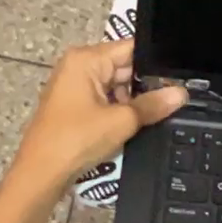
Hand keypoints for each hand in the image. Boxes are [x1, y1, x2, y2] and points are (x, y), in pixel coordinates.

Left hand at [7, 39, 187, 193]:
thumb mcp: (122, 121)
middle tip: (172, 100)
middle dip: (144, 85)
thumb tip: (181, 93)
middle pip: (123, 66)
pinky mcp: (72, 105)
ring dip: (131, 101)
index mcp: (86, 59)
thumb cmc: (77, 140)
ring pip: (115, 85)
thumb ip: (153, 104)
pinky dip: (118, 110)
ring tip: (155, 115)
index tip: (180, 78)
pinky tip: (133, 124)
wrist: (41, 173)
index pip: (130, 49)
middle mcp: (77, 66)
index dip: (156, 63)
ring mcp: (73, 85)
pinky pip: (103, 99)